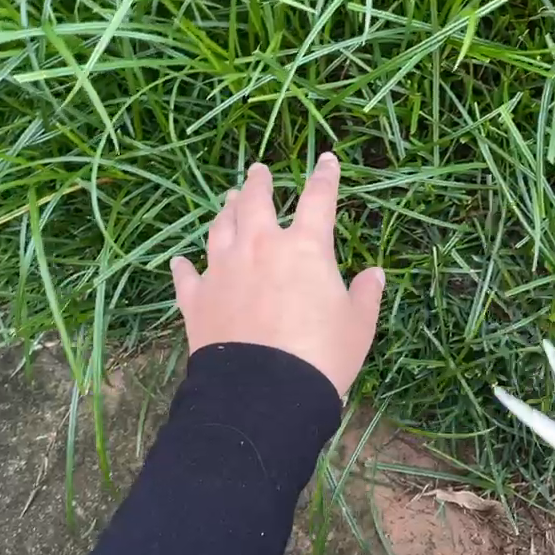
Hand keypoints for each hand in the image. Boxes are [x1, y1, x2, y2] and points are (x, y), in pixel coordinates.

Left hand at [170, 153, 384, 397]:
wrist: (264, 395)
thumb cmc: (322, 355)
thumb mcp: (358, 324)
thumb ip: (365, 294)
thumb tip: (374, 274)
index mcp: (305, 247)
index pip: (318, 198)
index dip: (324, 176)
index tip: (326, 159)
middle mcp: (261, 247)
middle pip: (255, 201)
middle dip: (258, 182)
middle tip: (258, 170)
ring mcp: (224, 270)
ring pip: (221, 228)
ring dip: (226, 211)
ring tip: (228, 200)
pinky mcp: (198, 300)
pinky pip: (187, 276)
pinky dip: (185, 266)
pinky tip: (180, 261)